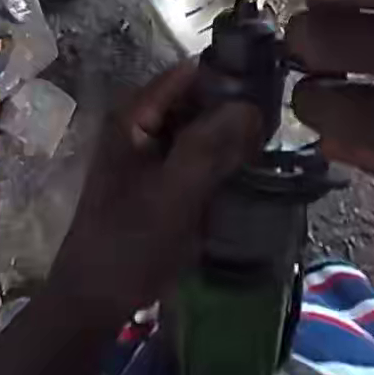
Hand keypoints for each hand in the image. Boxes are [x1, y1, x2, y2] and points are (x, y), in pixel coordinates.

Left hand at [46, 61, 260, 325]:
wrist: (95, 300)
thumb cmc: (128, 243)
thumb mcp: (172, 193)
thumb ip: (209, 146)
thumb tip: (251, 105)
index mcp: (134, 116)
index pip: (188, 74)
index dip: (228, 76)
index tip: (270, 86)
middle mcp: (141, 124)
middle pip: (195, 99)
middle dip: (233, 107)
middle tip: (277, 120)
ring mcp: (150, 151)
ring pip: (199, 127)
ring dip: (230, 134)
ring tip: (270, 141)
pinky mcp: (161, 177)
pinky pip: (197, 154)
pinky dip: (220, 157)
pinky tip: (249, 167)